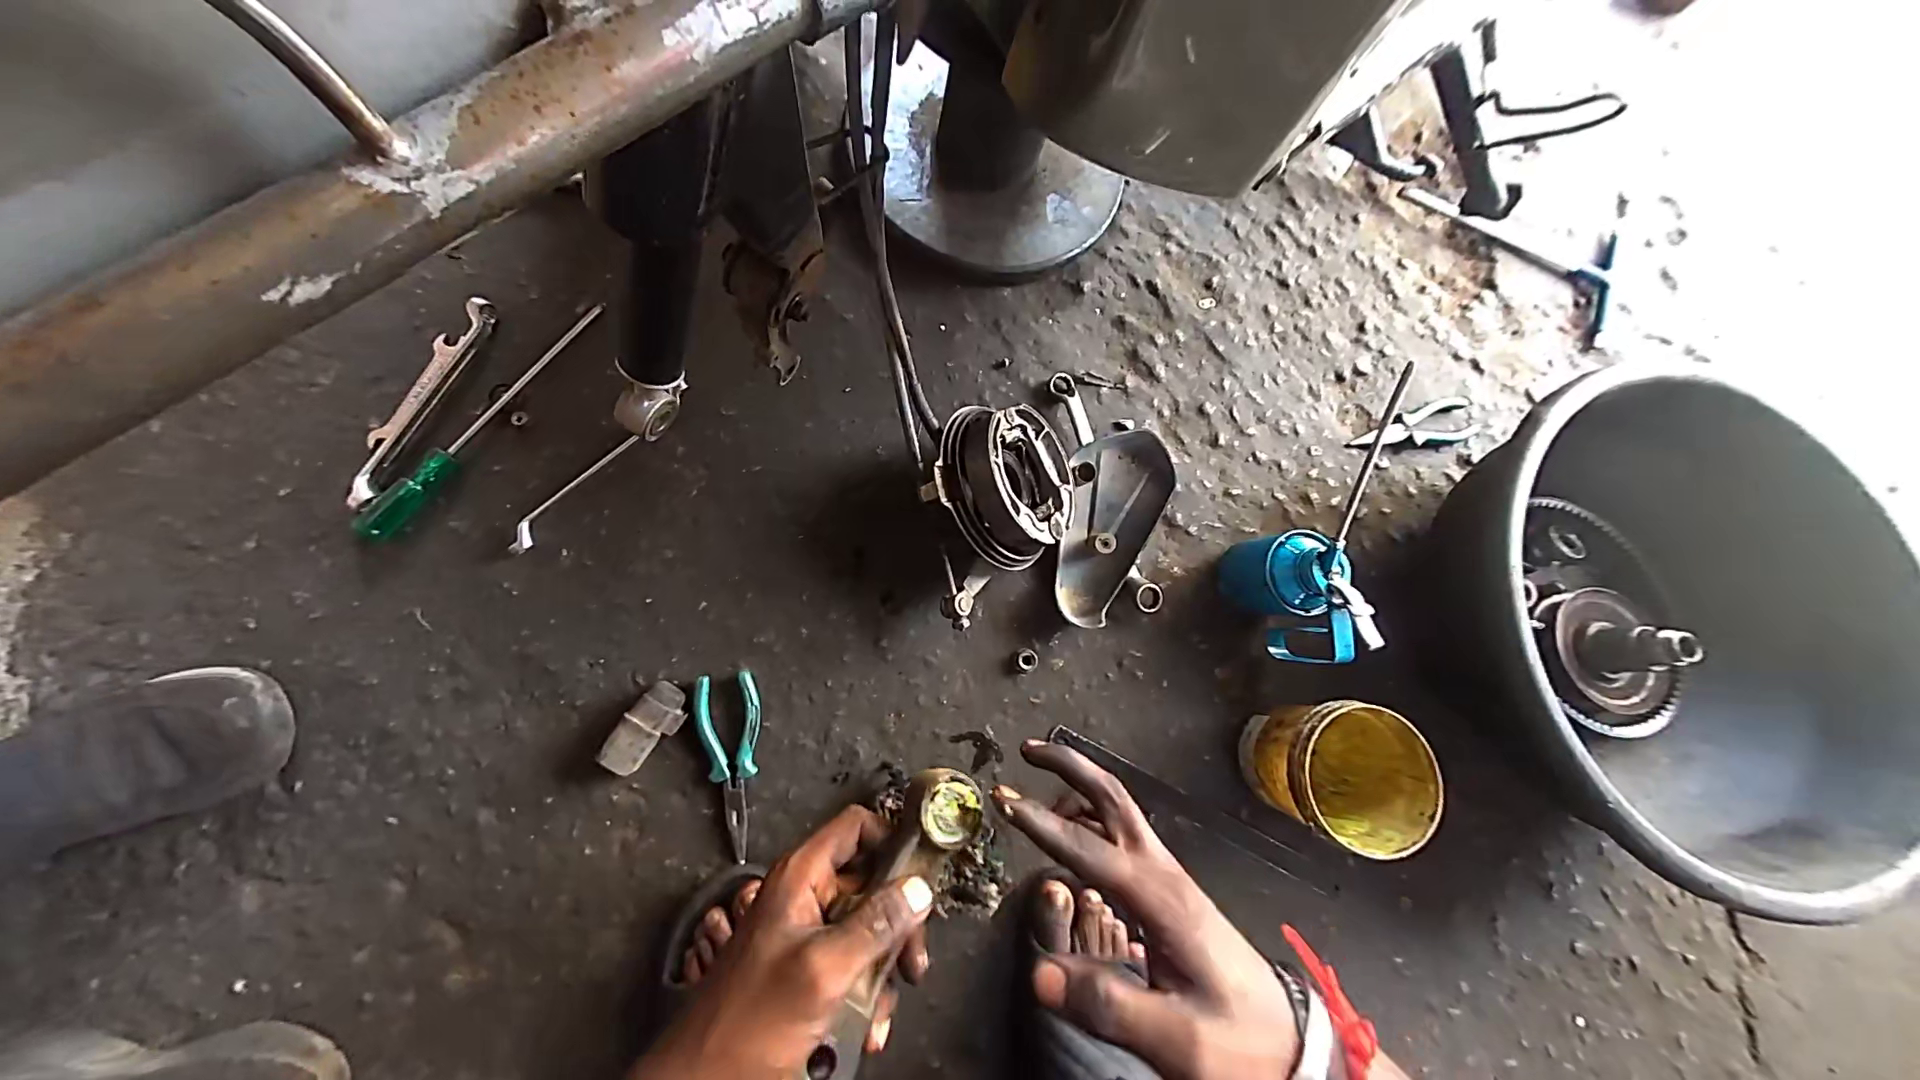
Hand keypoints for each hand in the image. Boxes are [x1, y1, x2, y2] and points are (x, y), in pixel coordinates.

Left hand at [630, 805, 934, 1079]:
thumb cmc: (748, 1023)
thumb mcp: (823, 968)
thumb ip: (876, 925)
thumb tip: (919, 889)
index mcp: (802, 875)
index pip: (857, 827)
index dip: (891, 844)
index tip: (919, 879)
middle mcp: (807, 894)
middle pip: (872, 881)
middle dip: (898, 923)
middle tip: (911, 959)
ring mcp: (808, 931)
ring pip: (868, 927)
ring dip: (883, 968)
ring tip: (882, 1007)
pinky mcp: (810, 966)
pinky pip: (854, 963)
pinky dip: (866, 992)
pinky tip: (866, 1025)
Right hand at [993, 740, 1301, 1079]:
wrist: (1287, 1042)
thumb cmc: (1237, 1040)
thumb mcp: (1177, 1039)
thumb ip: (1108, 1005)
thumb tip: (1040, 975)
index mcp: (1158, 897)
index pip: (1087, 846)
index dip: (1039, 821)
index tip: (1003, 799)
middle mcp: (1161, 872)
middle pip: (1112, 796)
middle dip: (1068, 765)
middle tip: (1029, 749)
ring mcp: (1167, 875)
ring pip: (1118, 809)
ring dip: (1078, 786)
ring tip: (1038, 796)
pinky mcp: (1167, 887)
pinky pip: (1123, 832)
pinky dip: (1092, 814)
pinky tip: (1074, 831)